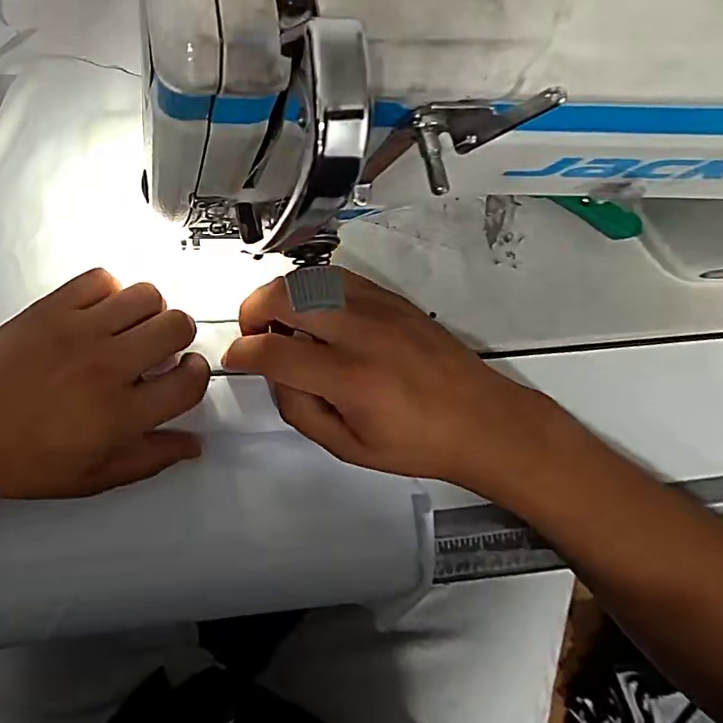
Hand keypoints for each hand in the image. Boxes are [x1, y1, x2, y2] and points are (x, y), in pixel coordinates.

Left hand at [0, 269, 206, 533]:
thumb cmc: (18, 461)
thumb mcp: (90, 477)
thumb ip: (148, 459)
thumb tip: (192, 444)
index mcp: (119, 415)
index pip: (189, 381)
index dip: (197, 375)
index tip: (186, 374)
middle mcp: (107, 366)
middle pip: (177, 325)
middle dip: (179, 337)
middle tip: (158, 350)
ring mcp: (79, 330)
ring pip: (146, 294)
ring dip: (149, 311)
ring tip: (130, 328)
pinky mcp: (52, 307)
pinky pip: (101, 278)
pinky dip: (109, 291)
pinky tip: (98, 313)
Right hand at [222, 268, 566, 490]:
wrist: (484, 420)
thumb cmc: (425, 441)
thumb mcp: (350, 447)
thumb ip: (300, 411)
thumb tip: (275, 377)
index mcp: (353, 380)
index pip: (274, 353)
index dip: (242, 354)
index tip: (237, 358)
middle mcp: (364, 335)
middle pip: (283, 297)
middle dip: (251, 312)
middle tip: (252, 333)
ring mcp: (378, 309)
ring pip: (307, 277)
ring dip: (279, 295)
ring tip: (280, 321)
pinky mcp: (389, 297)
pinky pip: (334, 275)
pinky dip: (310, 286)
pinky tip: (312, 310)